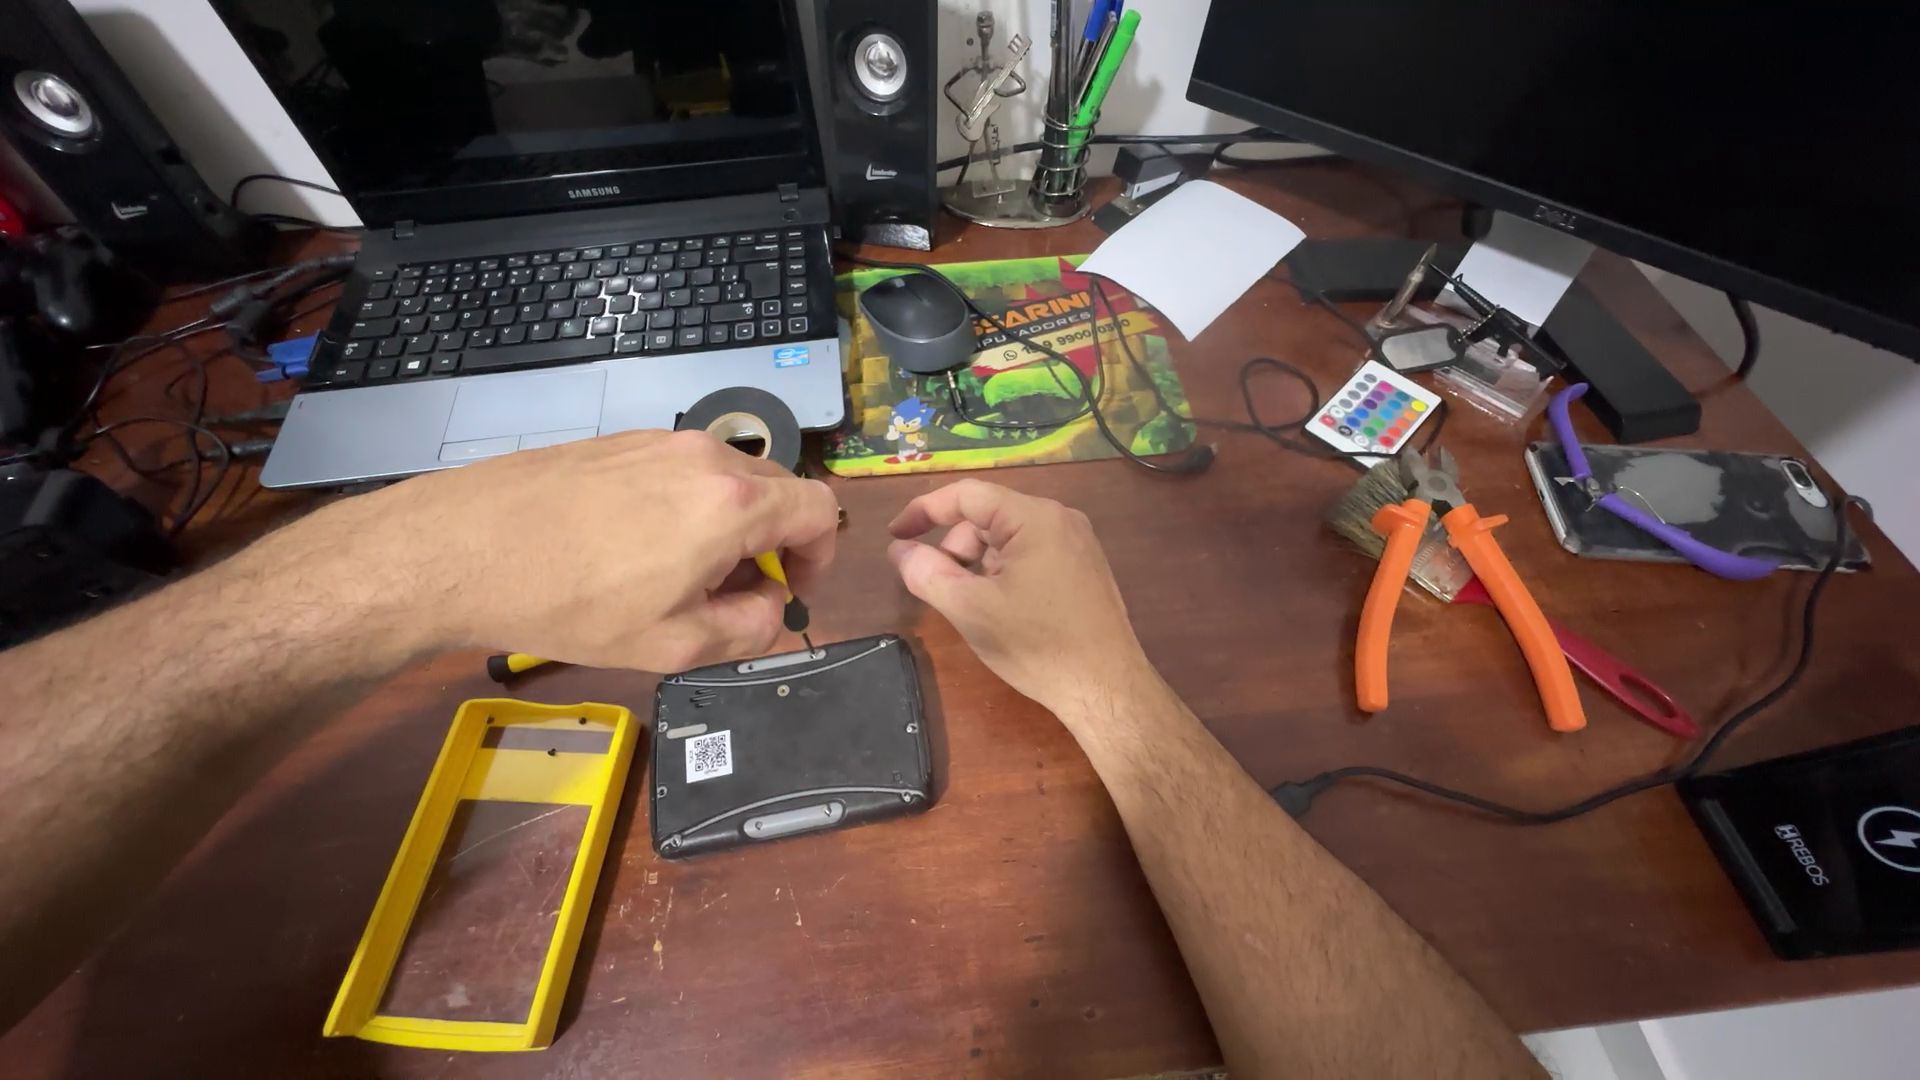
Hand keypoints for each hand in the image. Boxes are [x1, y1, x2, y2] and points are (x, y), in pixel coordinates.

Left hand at [336, 429, 838, 671]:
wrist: (456, 550)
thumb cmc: (572, 603)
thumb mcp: (674, 645)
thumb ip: (752, 630)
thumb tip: (771, 605)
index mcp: (733, 503)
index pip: (820, 509)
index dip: (821, 555)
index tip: (789, 590)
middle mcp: (708, 457)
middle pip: (780, 491)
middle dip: (775, 544)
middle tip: (734, 591)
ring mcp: (662, 440)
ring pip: (733, 480)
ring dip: (732, 525)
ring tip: (682, 571)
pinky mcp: (624, 440)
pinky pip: (687, 470)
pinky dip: (692, 505)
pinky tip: (639, 542)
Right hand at [887, 480, 1150, 714]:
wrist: (1106, 688)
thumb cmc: (1037, 646)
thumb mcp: (970, 609)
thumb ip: (926, 572)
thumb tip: (899, 550)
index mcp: (1034, 518)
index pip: (966, 495)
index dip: (923, 510)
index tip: (895, 535)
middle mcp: (1060, 518)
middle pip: (987, 517)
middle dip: (954, 547)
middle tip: (939, 588)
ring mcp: (1077, 542)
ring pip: (1007, 538)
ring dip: (978, 564)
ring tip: (973, 607)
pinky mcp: (1083, 567)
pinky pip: (1030, 554)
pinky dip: (1003, 572)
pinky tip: (1001, 609)